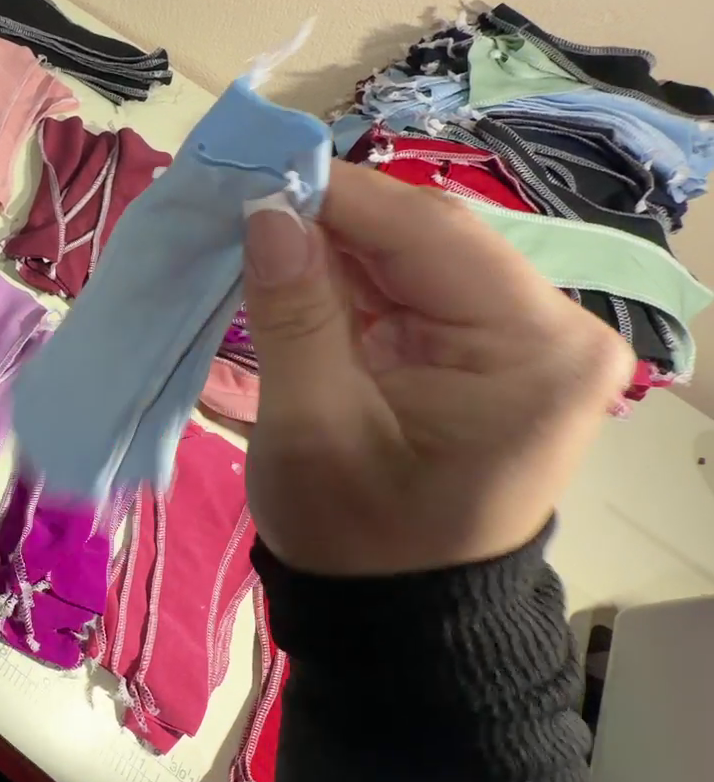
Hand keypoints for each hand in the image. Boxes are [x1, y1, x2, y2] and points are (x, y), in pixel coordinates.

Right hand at [240, 162, 631, 574]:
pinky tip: (286, 272)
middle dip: (328, 220)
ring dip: (328, 248)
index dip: (335, 196)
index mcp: (530, 347)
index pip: (428, 234)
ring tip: (249, 235)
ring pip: (409, 261)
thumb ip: (293, 314)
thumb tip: (264, 215)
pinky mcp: (476, 353)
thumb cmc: (352, 527)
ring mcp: (513, 339)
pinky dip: (339, 281)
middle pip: (424, 240)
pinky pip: (402, 294)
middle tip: (237, 208)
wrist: (391, 603)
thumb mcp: (311, 424)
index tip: (249, 177)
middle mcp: (545, 328)